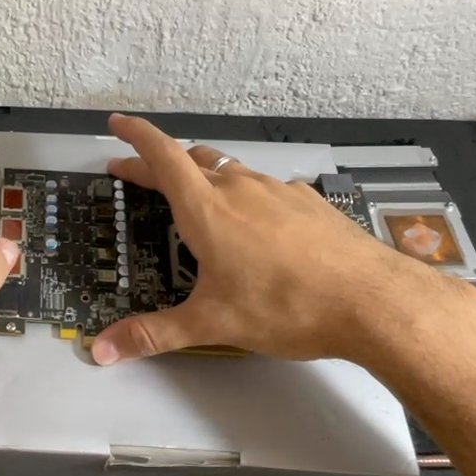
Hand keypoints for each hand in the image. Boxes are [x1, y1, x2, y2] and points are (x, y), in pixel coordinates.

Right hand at [92, 114, 475, 365]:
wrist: (374, 301)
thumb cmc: (287, 307)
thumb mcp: (211, 324)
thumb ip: (151, 335)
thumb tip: (100, 351)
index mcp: (207, 209)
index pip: (162, 155)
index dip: (135, 136)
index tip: (116, 123)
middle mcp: (239, 188)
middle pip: (188, 161)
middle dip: (155, 164)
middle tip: (133, 172)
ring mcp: (278, 191)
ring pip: (228, 169)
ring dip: (200, 176)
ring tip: (191, 196)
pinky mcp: (308, 203)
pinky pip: (263, 187)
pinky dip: (242, 194)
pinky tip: (253, 221)